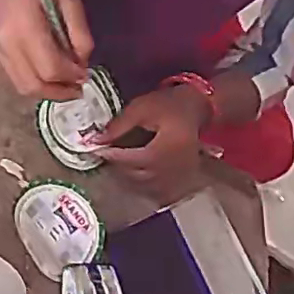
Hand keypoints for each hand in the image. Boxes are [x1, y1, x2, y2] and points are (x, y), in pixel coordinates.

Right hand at [0, 0, 93, 100]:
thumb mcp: (70, 2)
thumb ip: (80, 35)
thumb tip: (82, 64)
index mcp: (27, 28)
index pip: (50, 68)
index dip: (71, 77)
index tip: (85, 75)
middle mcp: (8, 44)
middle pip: (35, 85)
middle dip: (60, 93)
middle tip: (78, 89)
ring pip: (23, 87)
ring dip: (47, 93)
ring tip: (65, 86)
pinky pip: (17, 78)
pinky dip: (36, 83)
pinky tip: (50, 76)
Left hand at [93, 86, 211, 198]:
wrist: (197, 107)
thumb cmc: (168, 104)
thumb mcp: (141, 109)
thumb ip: (119, 126)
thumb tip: (96, 140)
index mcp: (164, 150)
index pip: (131, 160)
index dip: (112, 156)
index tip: (97, 149)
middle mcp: (173, 168)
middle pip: (138, 175)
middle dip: (119, 166)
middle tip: (107, 155)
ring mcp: (180, 176)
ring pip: (147, 185)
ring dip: (130, 176)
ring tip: (120, 161)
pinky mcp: (183, 178)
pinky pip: (159, 189)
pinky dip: (145, 183)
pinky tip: (137, 171)